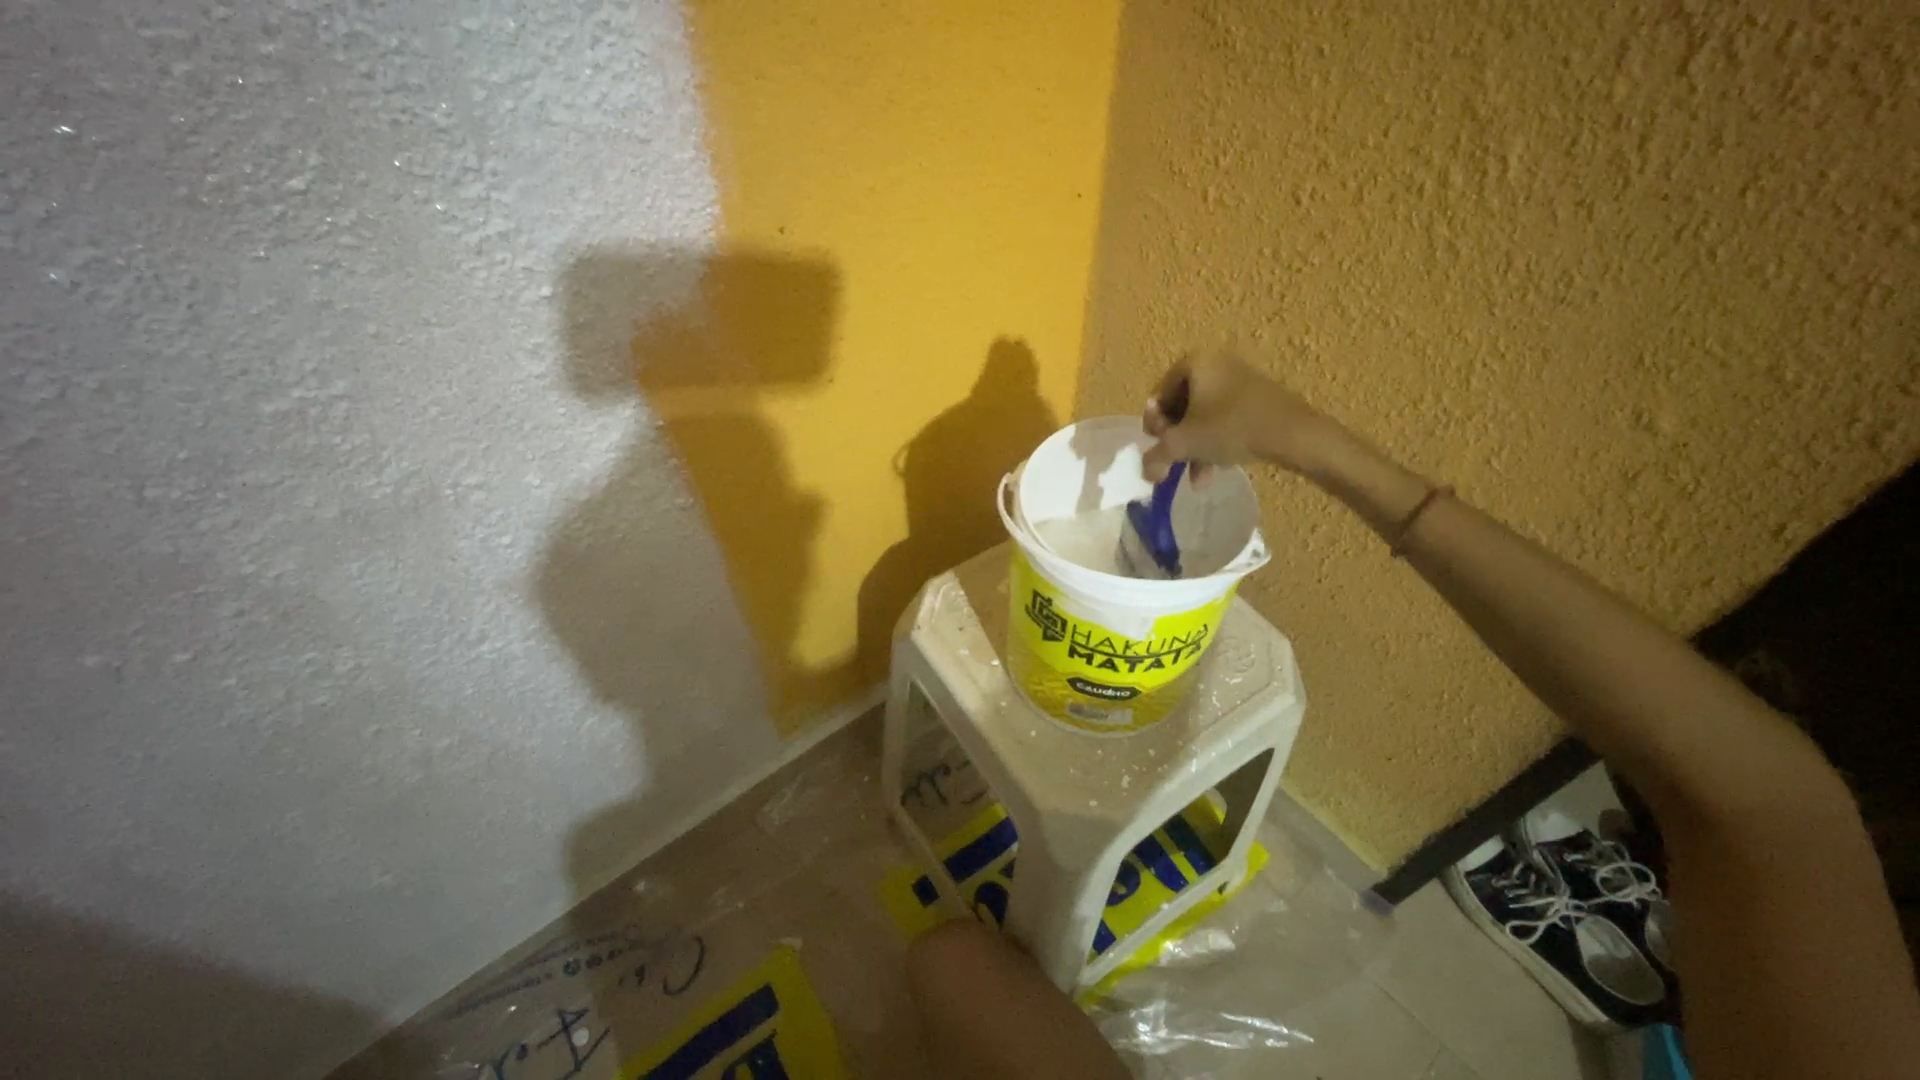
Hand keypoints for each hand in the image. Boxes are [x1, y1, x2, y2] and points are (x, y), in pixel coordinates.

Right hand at [1142, 351, 1333, 481]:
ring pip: (1204, 417)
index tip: (1159, 450)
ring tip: (1197, 479)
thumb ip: (1156, 456)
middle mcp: (1215, 363)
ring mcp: (1240, 379)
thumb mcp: (1183, 444)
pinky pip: (1225, 418)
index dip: (1153, 426)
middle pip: (1181, 407)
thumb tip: (1145, 471)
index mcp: (1193, 363)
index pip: (1158, 396)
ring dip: (1195, 448)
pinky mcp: (1258, 397)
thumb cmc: (1229, 428)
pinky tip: (1217, 469)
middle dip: (1176, 441)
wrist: (1293, 433)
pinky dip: (1216, 442)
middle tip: (1174, 466)